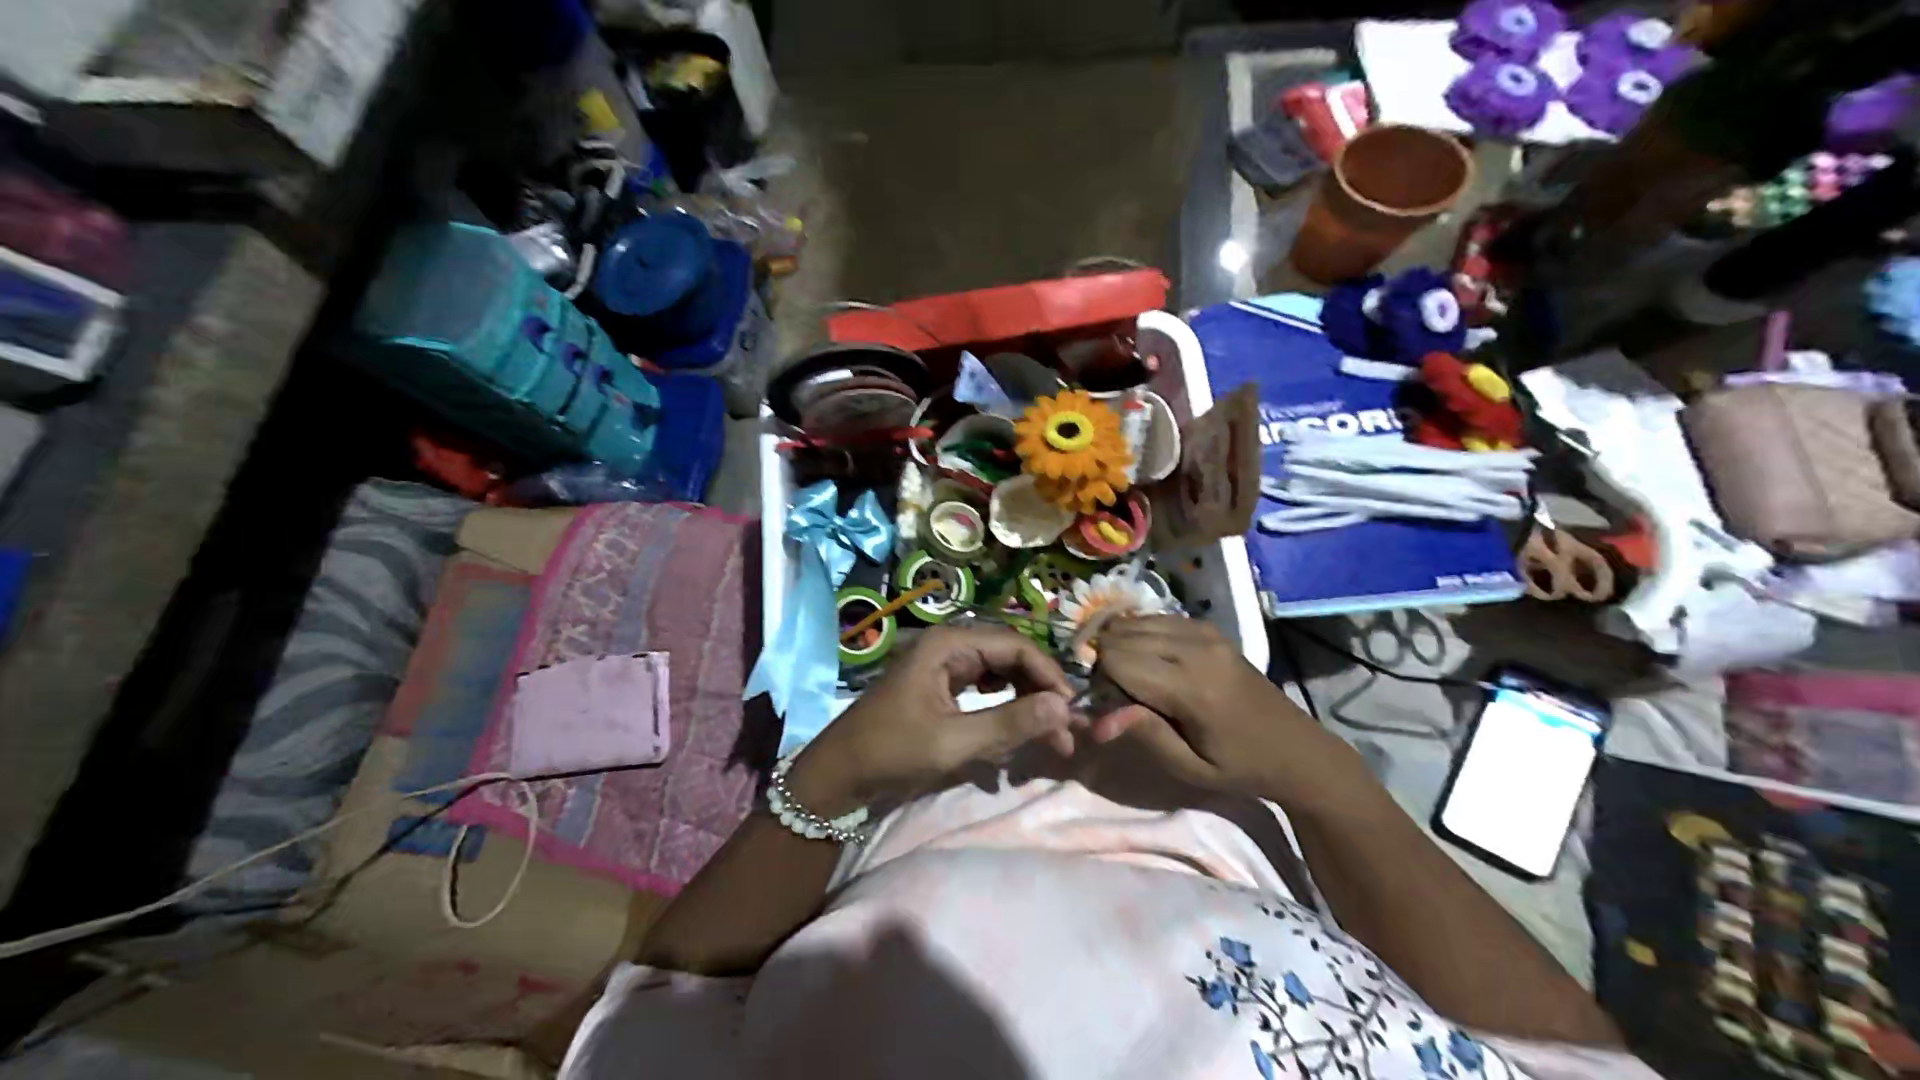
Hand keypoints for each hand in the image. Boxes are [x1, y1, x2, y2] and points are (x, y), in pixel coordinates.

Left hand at [789, 626, 1076, 813]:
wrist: (839, 774)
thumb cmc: (892, 751)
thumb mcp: (954, 741)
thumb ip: (1010, 723)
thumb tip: (1064, 706)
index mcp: (949, 644)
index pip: (1016, 646)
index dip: (1048, 675)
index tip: (1072, 710)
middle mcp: (949, 645)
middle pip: (1011, 657)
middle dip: (1041, 691)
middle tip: (1065, 732)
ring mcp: (944, 665)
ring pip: (1000, 673)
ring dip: (1027, 701)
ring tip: (1049, 736)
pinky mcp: (941, 685)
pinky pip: (984, 687)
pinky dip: (1005, 707)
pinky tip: (1016, 728)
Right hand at [1087, 616, 1352, 802]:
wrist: (1296, 749)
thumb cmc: (1240, 766)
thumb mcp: (1190, 768)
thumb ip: (1144, 735)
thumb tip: (1095, 719)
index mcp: (1192, 688)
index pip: (1117, 659)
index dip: (1100, 679)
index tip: (1107, 704)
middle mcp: (1197, 649)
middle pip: (1121, 634)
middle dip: (1105, 659)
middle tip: (1115, 692)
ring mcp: (1205, 632)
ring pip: (1134, 622)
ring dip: (1120, 644)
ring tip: (1130, 676)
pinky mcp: (1209, 628)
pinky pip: (1156, 618)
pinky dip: (1140, 634)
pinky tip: (1148, 658)